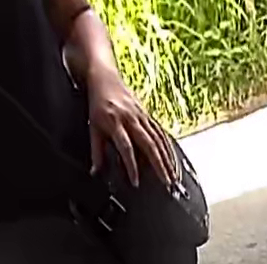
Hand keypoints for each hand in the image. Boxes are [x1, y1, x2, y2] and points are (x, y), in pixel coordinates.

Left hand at [85, 68, 177, 189]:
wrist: (104, 77)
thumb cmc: (97, 105)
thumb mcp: (93, 128)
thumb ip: (96, 152)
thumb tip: (94, 173)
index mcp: (114, 122)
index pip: (126, 147)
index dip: (131, 166)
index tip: (136, 182)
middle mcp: (131, 118)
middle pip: (149, 144)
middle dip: (159, 165)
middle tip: (166, 183)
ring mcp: (142, 116)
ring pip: (158, 140)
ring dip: (167, 160)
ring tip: (174, 177)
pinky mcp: (148, 115)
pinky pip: (161, 134)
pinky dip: (169, 149)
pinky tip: (174, 162)